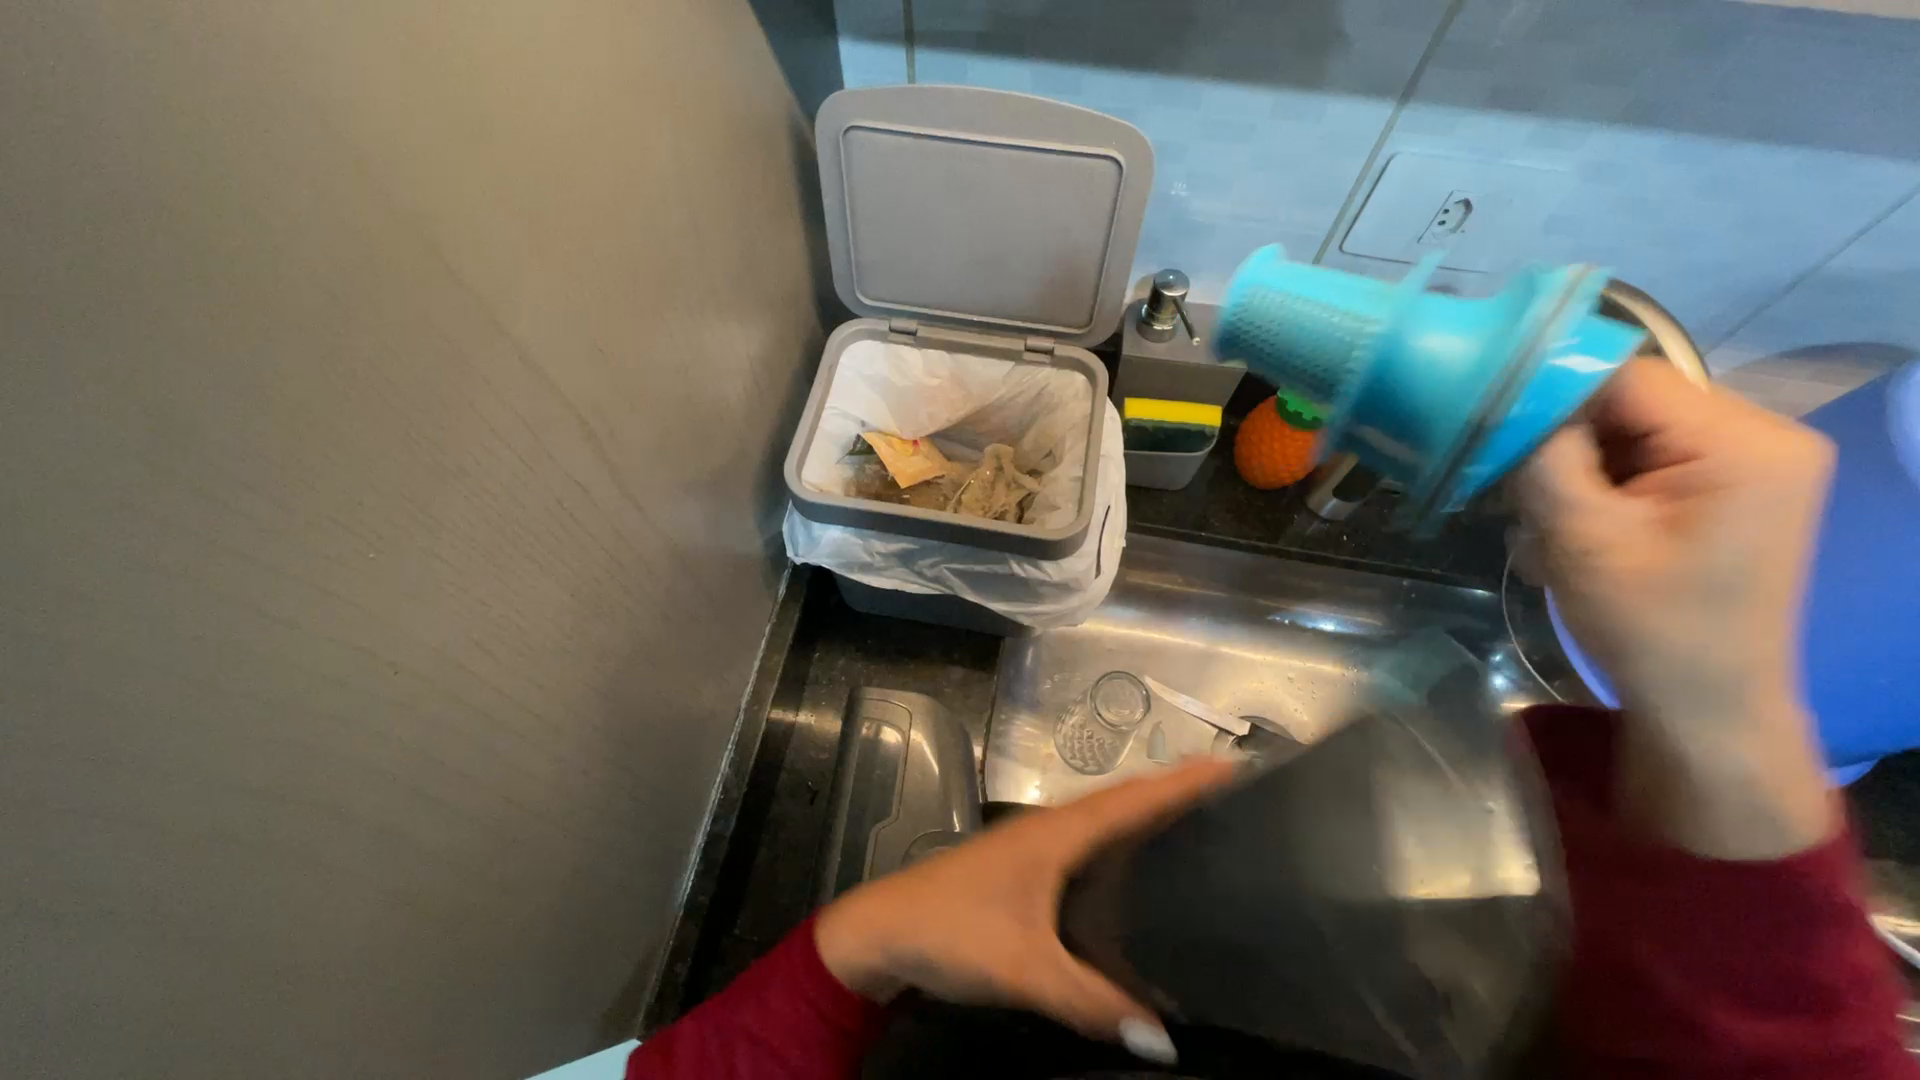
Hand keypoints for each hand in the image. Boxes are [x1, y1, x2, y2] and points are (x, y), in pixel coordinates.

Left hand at [813, 759, 1237, 1064]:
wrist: (881, 931)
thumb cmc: (952, 932)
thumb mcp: (1024, 969)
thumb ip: (1091, 1000)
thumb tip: (1166, 1039)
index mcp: (1055, 834)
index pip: (1130, 799)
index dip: (1179, 782)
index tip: (1229, 764)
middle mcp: (1048, 827)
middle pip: (1121, 800)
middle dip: (1171, 791)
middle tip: (1227, 793)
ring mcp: (1031, 844)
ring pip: (1100, 819)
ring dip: (1143, 812)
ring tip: (1195, 821)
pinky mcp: (1021, 865)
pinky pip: (1084, 840)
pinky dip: (1117, 839)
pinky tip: (1131, 866)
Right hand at [1513, 359, 1835, 858]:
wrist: (1704, 705)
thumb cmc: (1648, 626)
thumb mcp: (1581, 537)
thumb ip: (1544, 457)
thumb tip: (1505, 403)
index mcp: (1741, 442)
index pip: (1624, 378)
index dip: (1550, 398)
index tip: (1492, 437)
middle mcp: (1759, 436)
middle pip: (1625, 405)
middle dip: (1560, 446)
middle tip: (1517, 497)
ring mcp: (1746, 464)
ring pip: (1624, 433)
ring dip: (1571, 472)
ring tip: (1549, 527)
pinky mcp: (1725, 490)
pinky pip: (1641, 461)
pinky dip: (1595, 488)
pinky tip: (1576, 531)